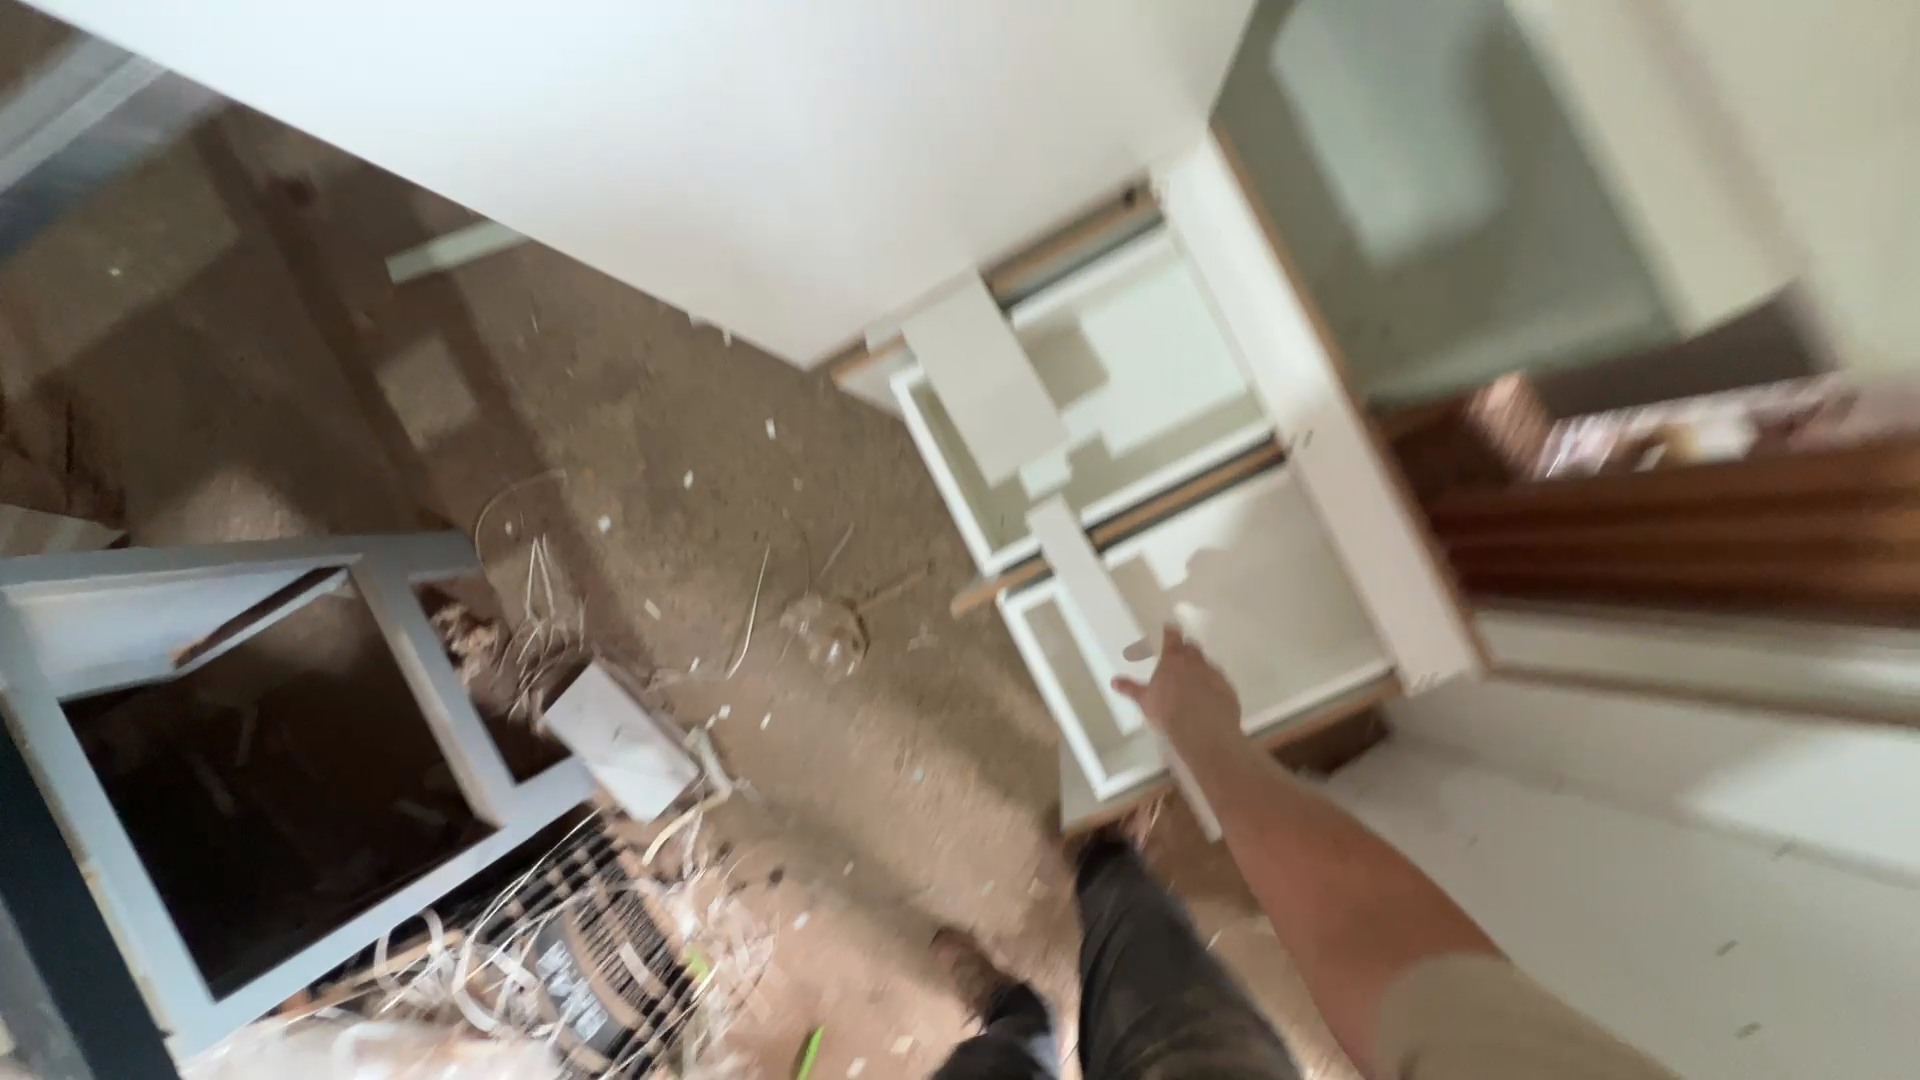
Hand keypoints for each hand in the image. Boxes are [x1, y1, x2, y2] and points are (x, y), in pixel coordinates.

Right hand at [1111, 626, 1241, 750]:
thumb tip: (1114, 681)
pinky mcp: (1228, 690)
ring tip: (1195, 678)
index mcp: (1173, 661)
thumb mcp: (1145, 701)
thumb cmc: (1168, 712)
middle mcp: (1195, 663)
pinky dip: (1214, 684)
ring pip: (1208, 664)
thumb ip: (1131, 689)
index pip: (1172, 638)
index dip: (1170, 632)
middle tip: (1182, 654)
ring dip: (1201, 667)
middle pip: (1192, 648)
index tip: (1170, 627)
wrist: (1203, 732)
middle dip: (1187, 648)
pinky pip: (1220, 682)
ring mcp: (1214, 675)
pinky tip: (1210, 695)